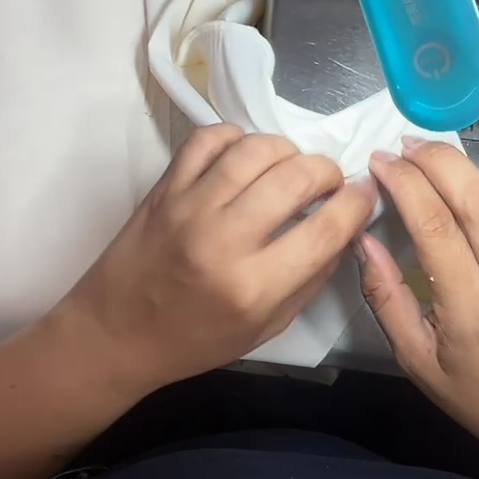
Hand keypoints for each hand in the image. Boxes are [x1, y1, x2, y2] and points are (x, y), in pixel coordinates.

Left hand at [53, 124, 377, 393]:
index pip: (326, 229)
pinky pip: (208, 139)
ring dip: (286, 150)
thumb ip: (311, 277)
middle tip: (328, 182)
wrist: (115, 333)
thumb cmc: (195, 340)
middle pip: (296, 177)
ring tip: (289, 166)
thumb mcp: (266, 327)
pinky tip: (244, 156)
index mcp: (254, 287)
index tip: (363, 194)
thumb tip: (345, 227)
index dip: (357, 203)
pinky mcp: (164, 187)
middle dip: (326, 171)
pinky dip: (236, 137)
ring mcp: (189, 207)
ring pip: (255, 149)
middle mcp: (223, 240)